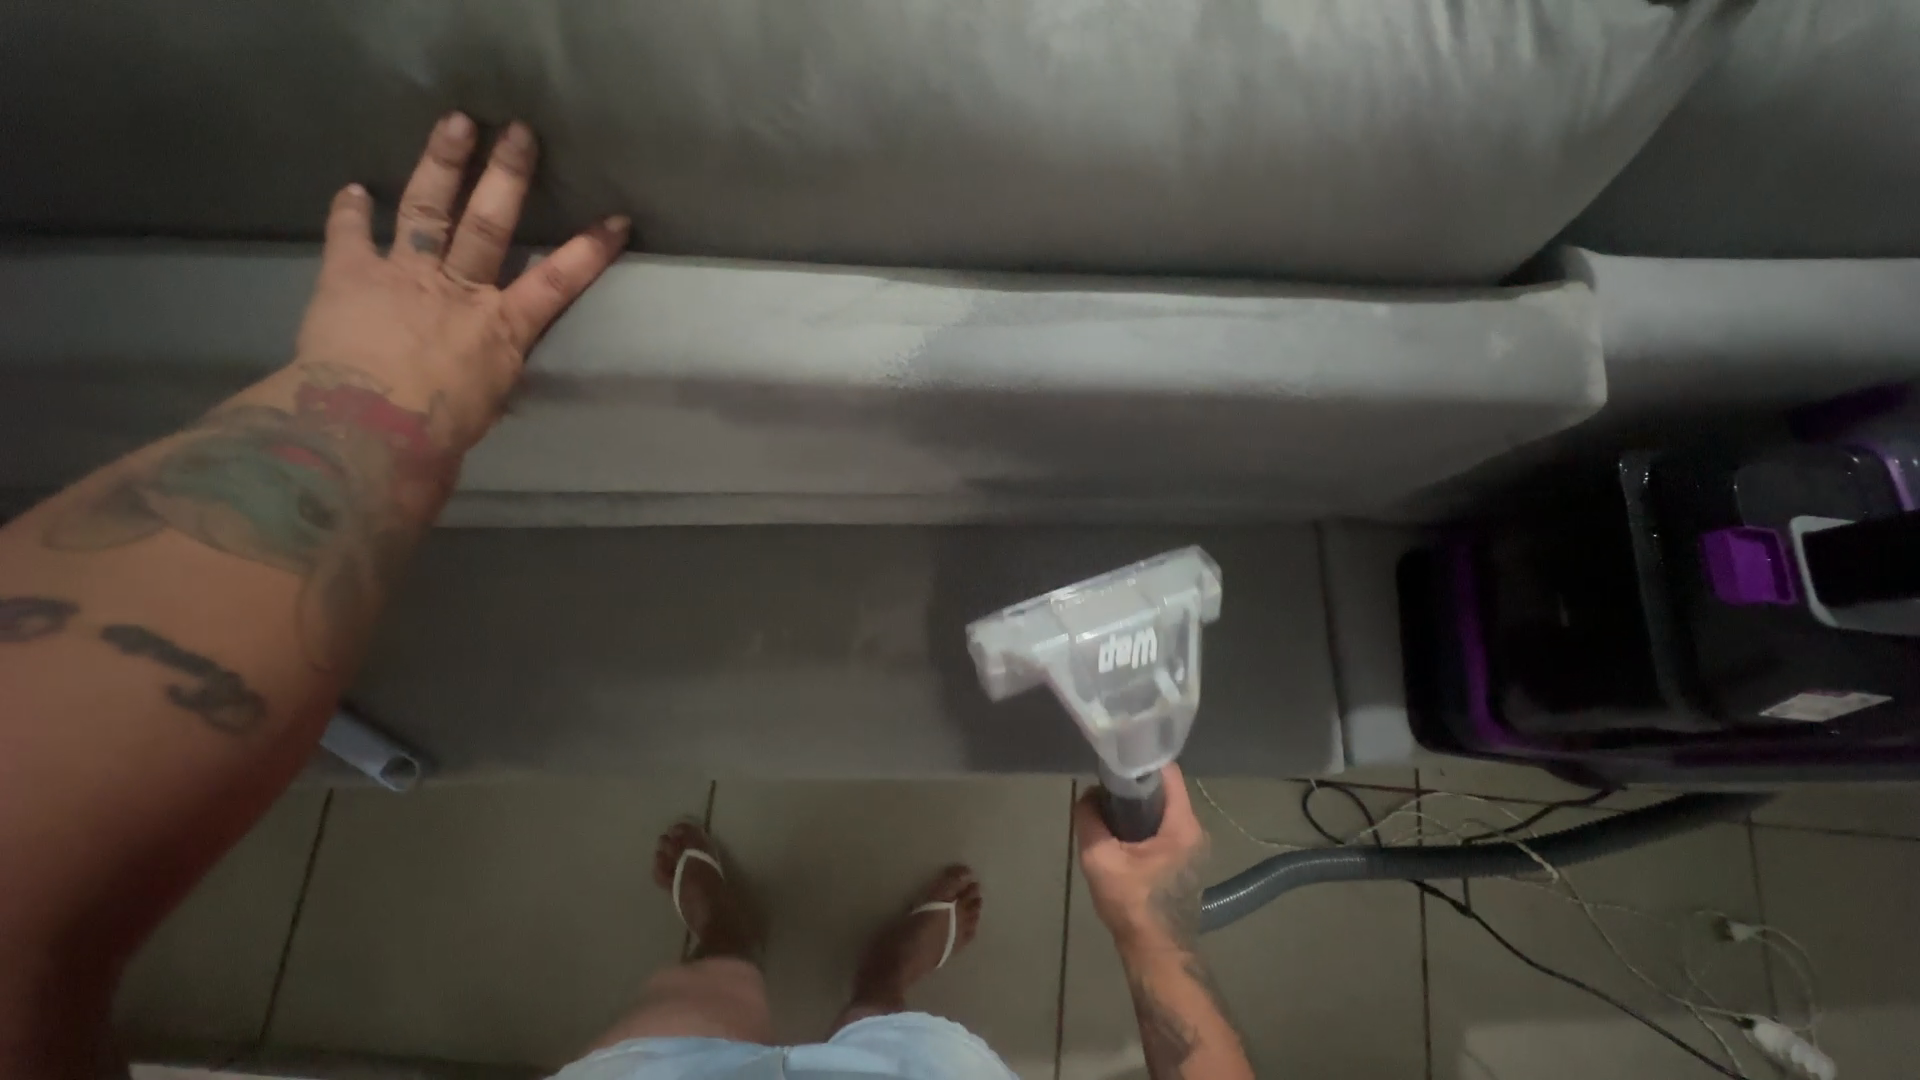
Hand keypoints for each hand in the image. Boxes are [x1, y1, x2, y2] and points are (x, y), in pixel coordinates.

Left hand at [293, 112, 628, 452]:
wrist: (372, 430)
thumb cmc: (441, 433)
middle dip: (508, 177)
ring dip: (441, 162)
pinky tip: (353, 187)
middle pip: (488, 224)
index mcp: (502, 329)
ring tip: (455, 122)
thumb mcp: (486, 406)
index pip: (558, 282)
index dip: (589, 250)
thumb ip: (488, 379)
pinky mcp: (351, 275)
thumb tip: (485, 380)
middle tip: (520, 132)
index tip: (616, 221)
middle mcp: (460, 290)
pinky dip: (349, 211)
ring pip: (427, 209)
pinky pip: (350, 235)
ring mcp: (406, 276)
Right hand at [1075, 764, 1208, 951]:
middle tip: (1104, 788)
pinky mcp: (1184, 863)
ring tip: (1107, 811)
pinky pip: (1163, 830)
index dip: (1140, 760)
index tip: (1114, 760)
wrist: (1155, 953)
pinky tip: (1120, 836)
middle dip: (1133, 786)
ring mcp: (1193, 848)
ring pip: (1162, 811)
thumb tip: (1088, 796)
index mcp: (1183, 825)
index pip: (1167, 772)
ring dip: (1136, 808)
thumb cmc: (1132, 904)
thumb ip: (1090, 819)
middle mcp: (1195, 831)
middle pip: (1164, 791)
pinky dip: (1142, 826)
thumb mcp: (1100, 859)